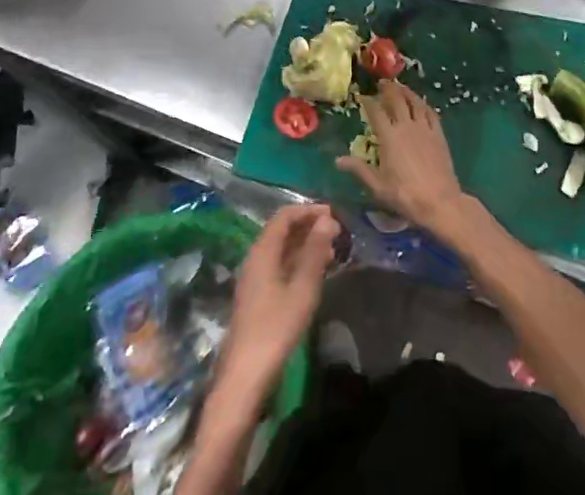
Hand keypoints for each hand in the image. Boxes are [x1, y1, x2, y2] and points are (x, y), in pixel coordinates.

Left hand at [220, 204, 340, 393]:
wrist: (246, 373)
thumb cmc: (276, 327)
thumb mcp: (302, 288)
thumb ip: (314, 252)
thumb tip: (327, 220)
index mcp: (262, 252)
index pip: (284, 217)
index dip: (308, 210)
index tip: (334, 213)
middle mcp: (255, 259)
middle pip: (281, 231)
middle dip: (309, 226)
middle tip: (338, 231)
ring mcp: (255, 278)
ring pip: (282, 249)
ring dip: (306, 244)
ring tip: (334, 249)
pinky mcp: (259, 295)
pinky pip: (280, 265)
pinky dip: (299, 261)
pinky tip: (317, 271)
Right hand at [339, 81, 468, 233]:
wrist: (439, 202)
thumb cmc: (404, 195)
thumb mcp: (377, 185)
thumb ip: (358, 169)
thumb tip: (337, 160)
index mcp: (389, 137)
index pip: (376, 112)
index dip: (367, 101)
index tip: (361, 95)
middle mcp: (406, 126)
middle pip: (397, 100)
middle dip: (388, 89)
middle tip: (382, 82)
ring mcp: (425, 129)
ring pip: (415, 102)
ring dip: (406, 92)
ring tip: (400, 86)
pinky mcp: (439, 135)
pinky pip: (431, 113)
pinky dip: (424, 104)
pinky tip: (421, 103)